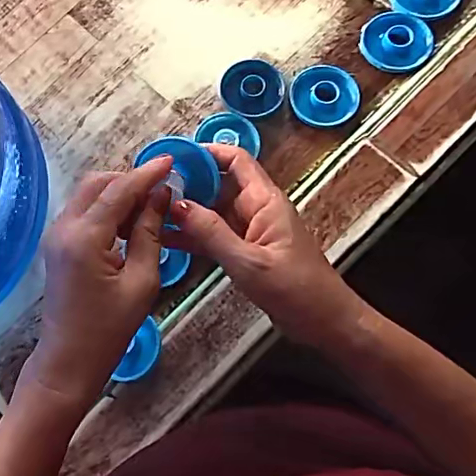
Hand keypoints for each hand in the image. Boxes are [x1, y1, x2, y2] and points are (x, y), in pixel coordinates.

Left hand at [17, 157, 173, 413]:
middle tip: (162, 191)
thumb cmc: (109, 329)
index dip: (146, 174)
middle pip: (98, 183)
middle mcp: (64, 227)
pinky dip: (107, 209)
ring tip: (150, 210)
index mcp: (85, 237)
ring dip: (118, 194)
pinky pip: (84, 212)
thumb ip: (149, 233)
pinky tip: (130, 225)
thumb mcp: (142, 281)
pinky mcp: (57, 244)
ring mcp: (56, 234)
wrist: (68, 360)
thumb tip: (160, 196)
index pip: (118, 190)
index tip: (170, 161)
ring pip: (89, 194)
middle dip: (130, 181)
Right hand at [163, 143, 369, 347]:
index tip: (174, 157)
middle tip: (152, 188)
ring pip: (213, 212)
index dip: (206, 152)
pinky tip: (167, 239)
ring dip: (187, 211)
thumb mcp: (248, 261)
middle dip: (188, 183)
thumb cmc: (296, 290)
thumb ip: (211, 232)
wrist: (324, 322)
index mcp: (264, 201)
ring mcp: (251, 231)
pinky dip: (195, 236)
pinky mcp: (246, 252)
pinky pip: (215, 236)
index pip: (235, 160)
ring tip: (151, 211)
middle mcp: (257, 209)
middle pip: (219, 184)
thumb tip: (176, 204)